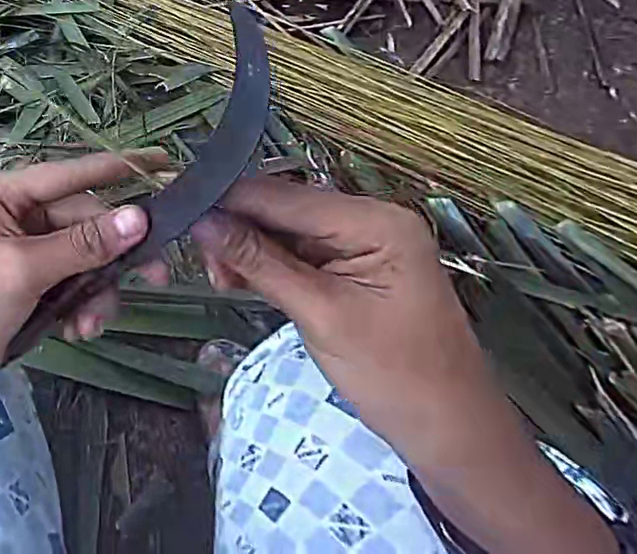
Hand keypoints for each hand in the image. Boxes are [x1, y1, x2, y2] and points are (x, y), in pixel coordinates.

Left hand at [0, 151, 170, 398]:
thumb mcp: (24, 270)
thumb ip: (82, 244)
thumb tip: (139, 218)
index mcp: (9, 192)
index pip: (74, 173)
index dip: (120, 168)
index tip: (166, 162)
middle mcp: (22, 211)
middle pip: (88, 220)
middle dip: (112, 256)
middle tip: (157, 279)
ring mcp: (30, 247)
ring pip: (89, 255)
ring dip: (98, 290)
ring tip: (91, 324)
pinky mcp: (37, 280)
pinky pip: (78, 281)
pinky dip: (85, 304)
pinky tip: (78, 331)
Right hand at [188, 177, 505, 461]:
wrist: (455, 440)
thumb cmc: (396, 379)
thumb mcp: (319, 315)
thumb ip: (257, 261)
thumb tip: (201, 221)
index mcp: (374, 220)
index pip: (283, 196)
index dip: (228, 200)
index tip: (180, 211)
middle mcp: (368, 218)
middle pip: (282, 207)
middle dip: (237, 228)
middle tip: (202, 260)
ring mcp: (361, 240)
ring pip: (283, 228)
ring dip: (247, 248)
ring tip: (221, 278)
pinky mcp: (351, 263)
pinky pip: (296, 249)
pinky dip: (266, 262)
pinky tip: (241, 278)